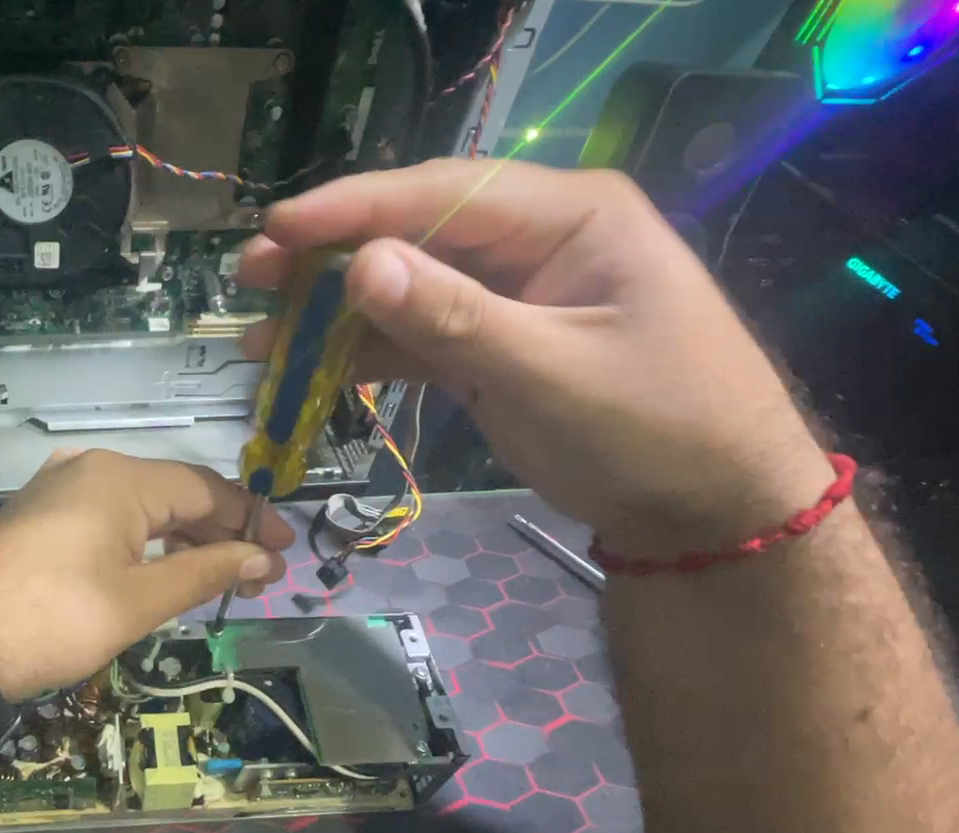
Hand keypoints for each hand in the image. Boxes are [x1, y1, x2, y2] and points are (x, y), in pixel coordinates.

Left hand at [0, 450, 293, 698]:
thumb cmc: (57, 623)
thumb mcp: (140, 601)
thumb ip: (207, 572)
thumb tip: (264, 559)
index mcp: (119, 477)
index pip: (204, 488)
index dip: (250, 519)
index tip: (284, 549)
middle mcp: (89, 468)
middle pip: (173, 493)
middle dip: (220, 532)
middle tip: (260, 574)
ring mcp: (59, 488)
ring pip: (140, 506)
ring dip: (183, 539)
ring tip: (222, 576)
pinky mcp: (41, 515)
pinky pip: (108, 517)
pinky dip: (144, 542)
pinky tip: (165, 568)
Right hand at [237, 158, 833, 557]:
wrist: (705, 512)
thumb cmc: (655, 430)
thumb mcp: (551, 372)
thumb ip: (455, 317)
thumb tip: (360, 265)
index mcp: (567, 217)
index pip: (442, 193)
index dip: (351, 210)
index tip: (275, 231)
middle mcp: (529, 244)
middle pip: (411, 236)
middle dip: (329, 258)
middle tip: (252, 276)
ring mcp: (505, 297)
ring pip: (403, 291)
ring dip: (333, 315)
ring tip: (262, 336)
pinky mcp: (488, 349)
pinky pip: (414, 339)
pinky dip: (364, 355)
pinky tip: (310, 368)